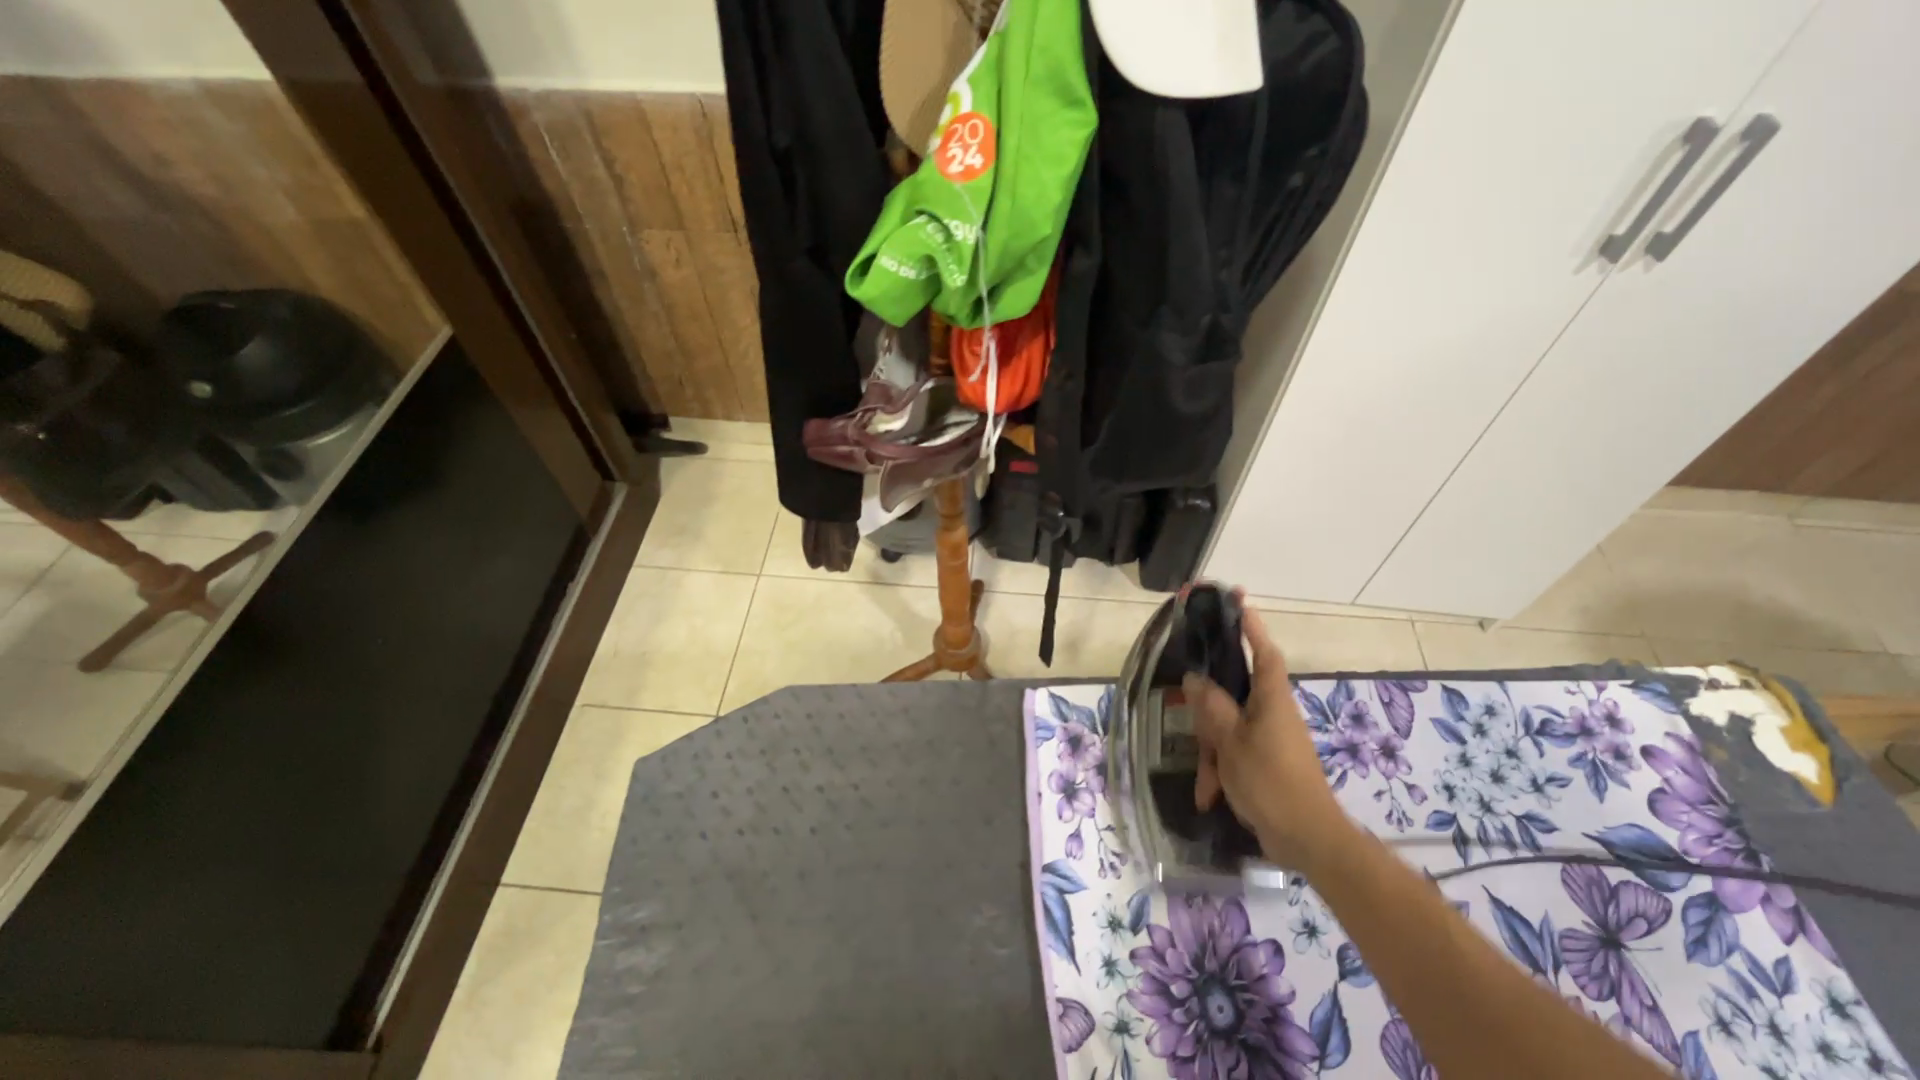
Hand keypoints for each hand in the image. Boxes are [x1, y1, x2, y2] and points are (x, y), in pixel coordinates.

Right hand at [1184, 604, 1358, 872]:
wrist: (1306, 838)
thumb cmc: (1271, 782)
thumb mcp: (1232, 742)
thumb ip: (1212, 707)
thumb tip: (1196, 677)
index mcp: (1270, 698)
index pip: (1261, 650)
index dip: (1249, 624)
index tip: (1238, 599)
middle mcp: (1271, 712)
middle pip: (1232, 692)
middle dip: (1208, 711)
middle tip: (1187, 715)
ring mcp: (1267, 738)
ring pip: (1226, 728)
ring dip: (1211, 752)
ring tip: (1206, 783)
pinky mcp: (1263, 763)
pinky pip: (1232, 755)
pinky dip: (1220, 773)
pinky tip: (1209, 796)